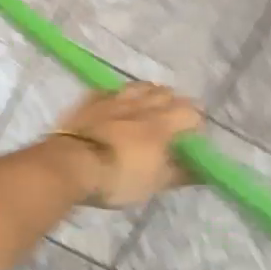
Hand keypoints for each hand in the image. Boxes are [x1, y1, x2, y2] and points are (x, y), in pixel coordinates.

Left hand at [48, 82, 201, 207]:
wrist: (68, 165)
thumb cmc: (115, 177)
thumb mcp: (153, 183)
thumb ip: (179, 174)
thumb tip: (202, 172)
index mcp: (162, 123)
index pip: (191, 112)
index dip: (196, 124)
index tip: (191, 139)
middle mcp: (140, 105)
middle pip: (166, 94)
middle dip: (174, 105)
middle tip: (170, 122)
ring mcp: (112, 100)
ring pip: (139, 87)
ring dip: (148, 94)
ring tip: (146, 108)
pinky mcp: (88, 101)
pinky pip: (109, 91)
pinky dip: (117, 96)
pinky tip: (114, 105)